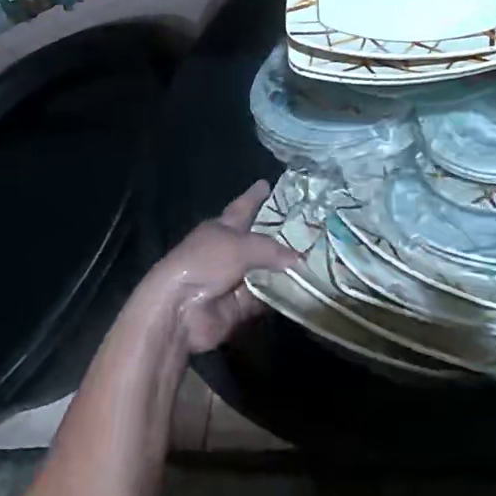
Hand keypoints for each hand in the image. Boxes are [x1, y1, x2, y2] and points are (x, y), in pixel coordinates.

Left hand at [134, 181, 295, 353]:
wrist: (179, 311)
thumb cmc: (204, 263)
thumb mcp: (240, 246)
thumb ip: (272, 249)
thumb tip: (299, 258)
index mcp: (222, 228)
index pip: (243, 207)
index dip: (255, 196)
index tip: (268, 183)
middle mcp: (229, 252)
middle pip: (260, 240)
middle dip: (282, 234)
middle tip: (311, 226)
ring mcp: (236, 279)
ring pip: (268, 269)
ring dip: (287, 267)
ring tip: (317, 257)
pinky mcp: (241, 305)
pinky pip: (267, 297)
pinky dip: (283, 293)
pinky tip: (306, 286)